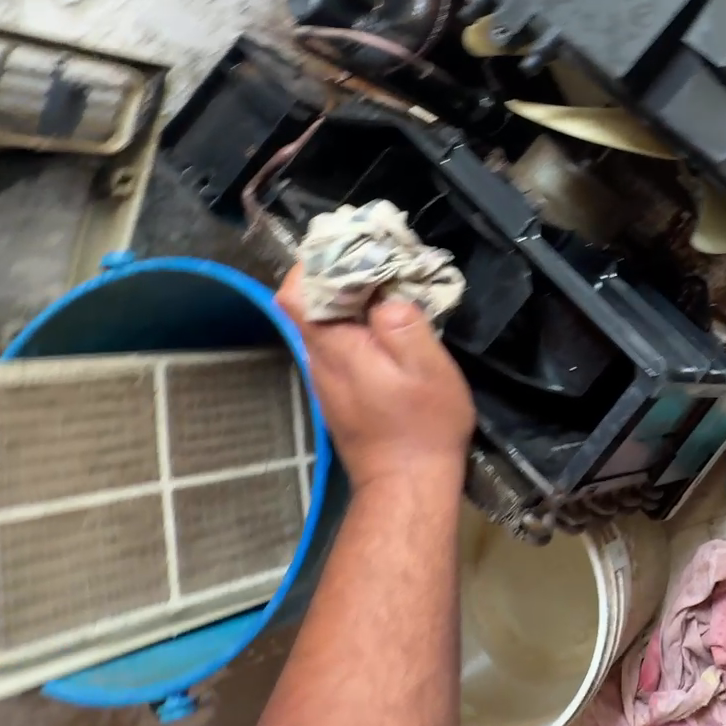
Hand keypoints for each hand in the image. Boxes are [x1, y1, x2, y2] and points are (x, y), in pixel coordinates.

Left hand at [276, 266, 475, 491]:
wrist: (408, 481)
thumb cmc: (424, 424)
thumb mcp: (427, 370)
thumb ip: (403, 327)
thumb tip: (386, 296)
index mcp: (337, 349)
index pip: (298, 294)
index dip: (316, 262)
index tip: (353, 244)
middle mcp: (321, 360)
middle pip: (308, 304)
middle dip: (338, 272)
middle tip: (380, 256)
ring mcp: (328, 377)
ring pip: (323, 322)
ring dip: (348, 295)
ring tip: (389, 280)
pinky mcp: (341, 390)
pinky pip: (338, 341)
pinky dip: (355, 320)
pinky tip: (387, 319)